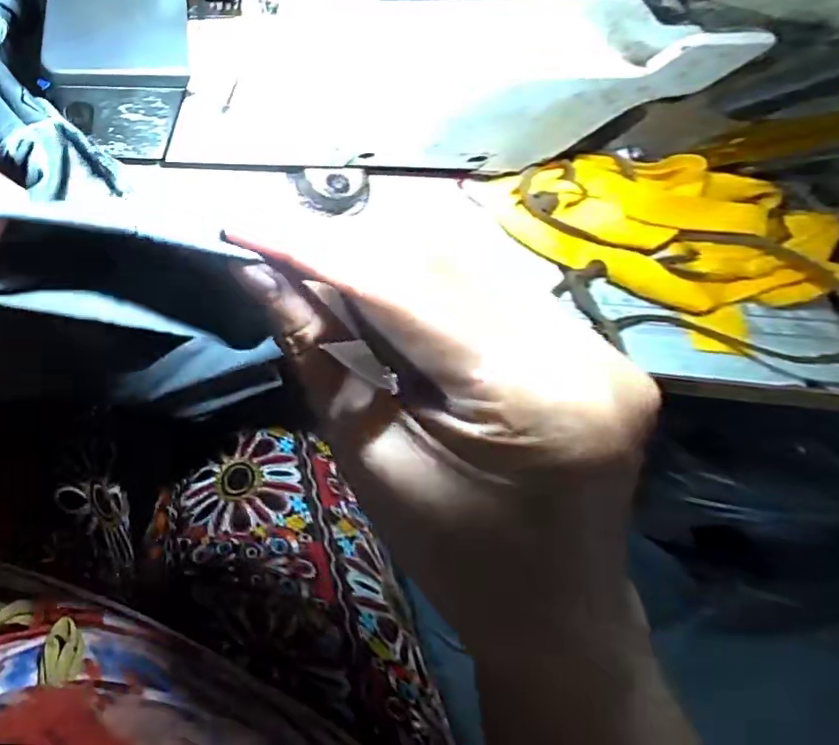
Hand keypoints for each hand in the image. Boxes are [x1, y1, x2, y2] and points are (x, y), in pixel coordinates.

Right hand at [226, 198, 660, 648]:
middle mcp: (581, 351)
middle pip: (434, 260)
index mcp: (530, 397)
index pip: (401, 289)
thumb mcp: (367, 451)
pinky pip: (484, 280)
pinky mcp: (587, 339)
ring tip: (312, 264)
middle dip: (340, 246)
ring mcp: (594, 340)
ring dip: (375, 254)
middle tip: (270, 244)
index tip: (244, 226)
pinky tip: (375, 287)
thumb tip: (256, 273)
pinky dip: (415, 274)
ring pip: (459, 258)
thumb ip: (316, 350)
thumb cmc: (449, 553)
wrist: (554, 613)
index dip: (313, 249)